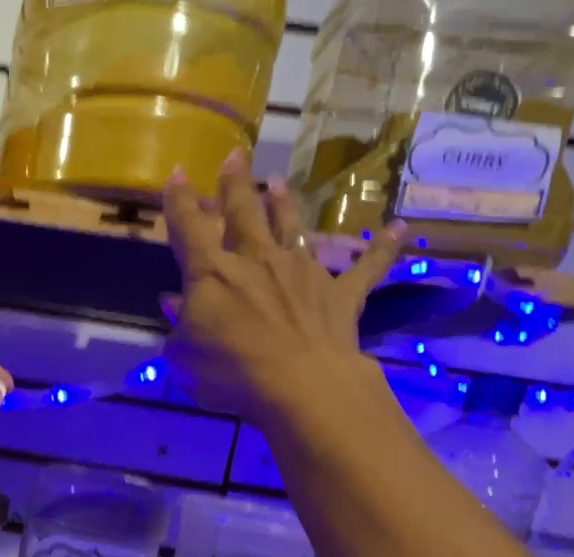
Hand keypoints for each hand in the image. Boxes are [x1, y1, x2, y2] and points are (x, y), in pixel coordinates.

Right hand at [160, 150, 404, 427]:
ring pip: (292, 227)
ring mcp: (303, 271)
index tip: (176, 174)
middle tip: (235, 157)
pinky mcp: (341, 291)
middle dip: (236, 185)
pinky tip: (400, 228)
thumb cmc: (230, 371)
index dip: (179, 202)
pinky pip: (367, 266)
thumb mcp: (186, 355)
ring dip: (285, 204)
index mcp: (212, 274)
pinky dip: (384, 247)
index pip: (189, 230)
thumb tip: (173, 304)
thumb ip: (180, 326)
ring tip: (279, 183)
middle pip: (244, 213)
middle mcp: (257, 260)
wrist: (300, 383)